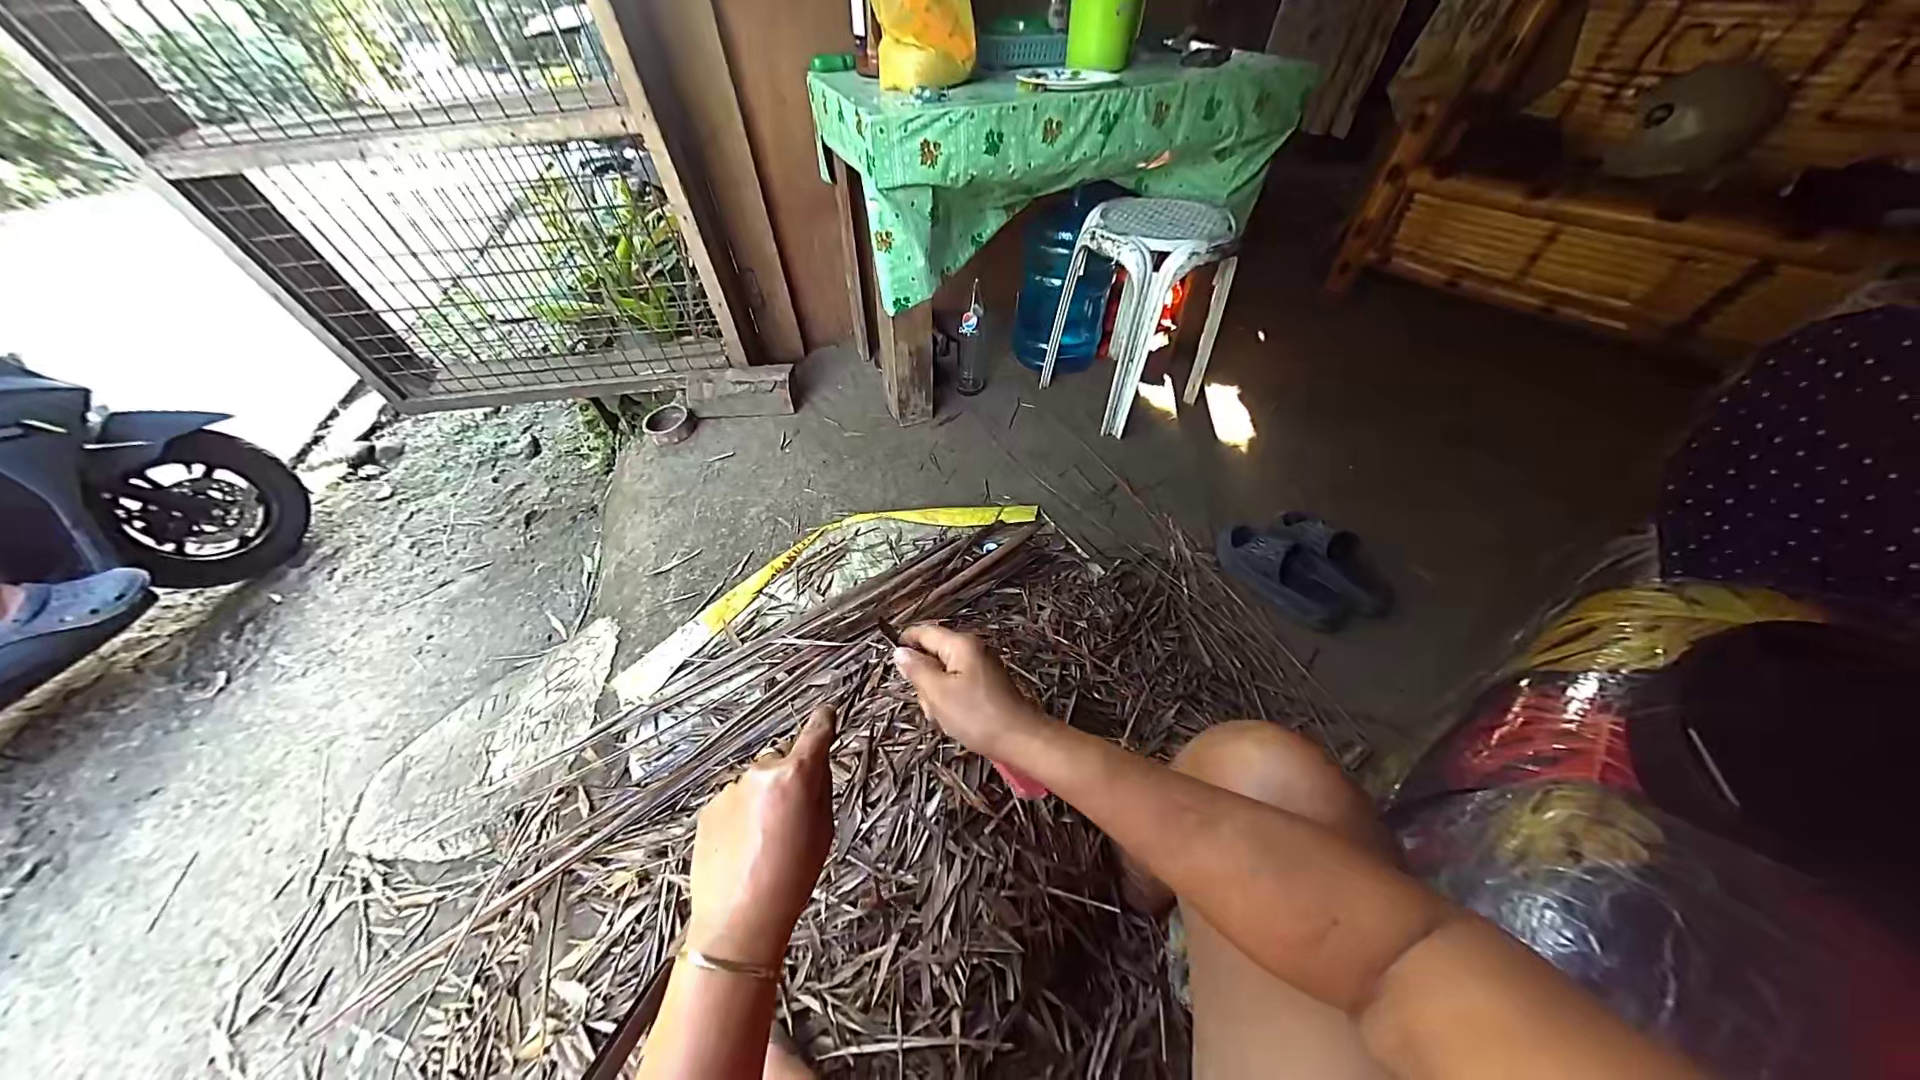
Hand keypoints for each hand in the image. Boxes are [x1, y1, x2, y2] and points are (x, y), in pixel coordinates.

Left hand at [686, 704, 836, 967]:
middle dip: (789, 776)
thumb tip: (817, 764)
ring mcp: (732, 789)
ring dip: (763, 798)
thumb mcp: (825, 831)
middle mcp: (761, 772)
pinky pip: (734, 800)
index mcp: (796, 774)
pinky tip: (745, 846)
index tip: (826, 714)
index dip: (824, 721)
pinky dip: (741, 815)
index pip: (816, 731)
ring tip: (765, 840)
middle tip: (794, 815)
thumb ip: (821, 788)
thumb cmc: (789, 880)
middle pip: (783, 759)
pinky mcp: (710, 807)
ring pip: (757, 782)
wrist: (739, 919)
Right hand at [892, 625, 1045, 760]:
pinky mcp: (985, 686)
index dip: (905, 641)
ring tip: (943, 715)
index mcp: (961, 645)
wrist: (1019, 739)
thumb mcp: (938, 693)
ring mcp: (980, 668)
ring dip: (936, 695)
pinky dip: (950, 702)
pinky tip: (954, 720)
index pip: (925, 632)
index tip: (892, 659)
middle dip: (923, 679)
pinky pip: (957, 687)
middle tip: (928, 702)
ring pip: (943, 675)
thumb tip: (900, 651)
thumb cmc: (977, 715)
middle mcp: (972, 650)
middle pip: (933, 655)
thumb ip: (916, 669)